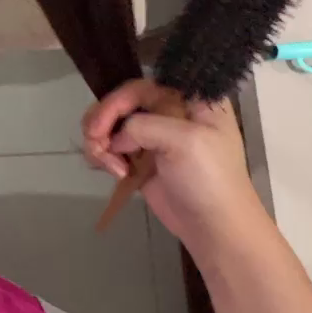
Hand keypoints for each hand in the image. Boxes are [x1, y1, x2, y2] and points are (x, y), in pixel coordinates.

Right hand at [82, 79, 275, 256]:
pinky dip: (102, 158)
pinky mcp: (138, 159)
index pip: (140, 87)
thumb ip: (145, 126)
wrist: (213, 225)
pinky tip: (115, 174)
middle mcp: (168, 113)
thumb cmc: (209, 179)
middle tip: (98, 148)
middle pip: (118, 105)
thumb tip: (116, 138)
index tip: (101, 128)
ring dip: (99, 145)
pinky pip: (108, 148)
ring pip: (108, 126)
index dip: (115, 103)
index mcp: (188, 100)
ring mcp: (152, 137)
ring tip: (111, 169)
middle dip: (101, 125)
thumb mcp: (186, 142)